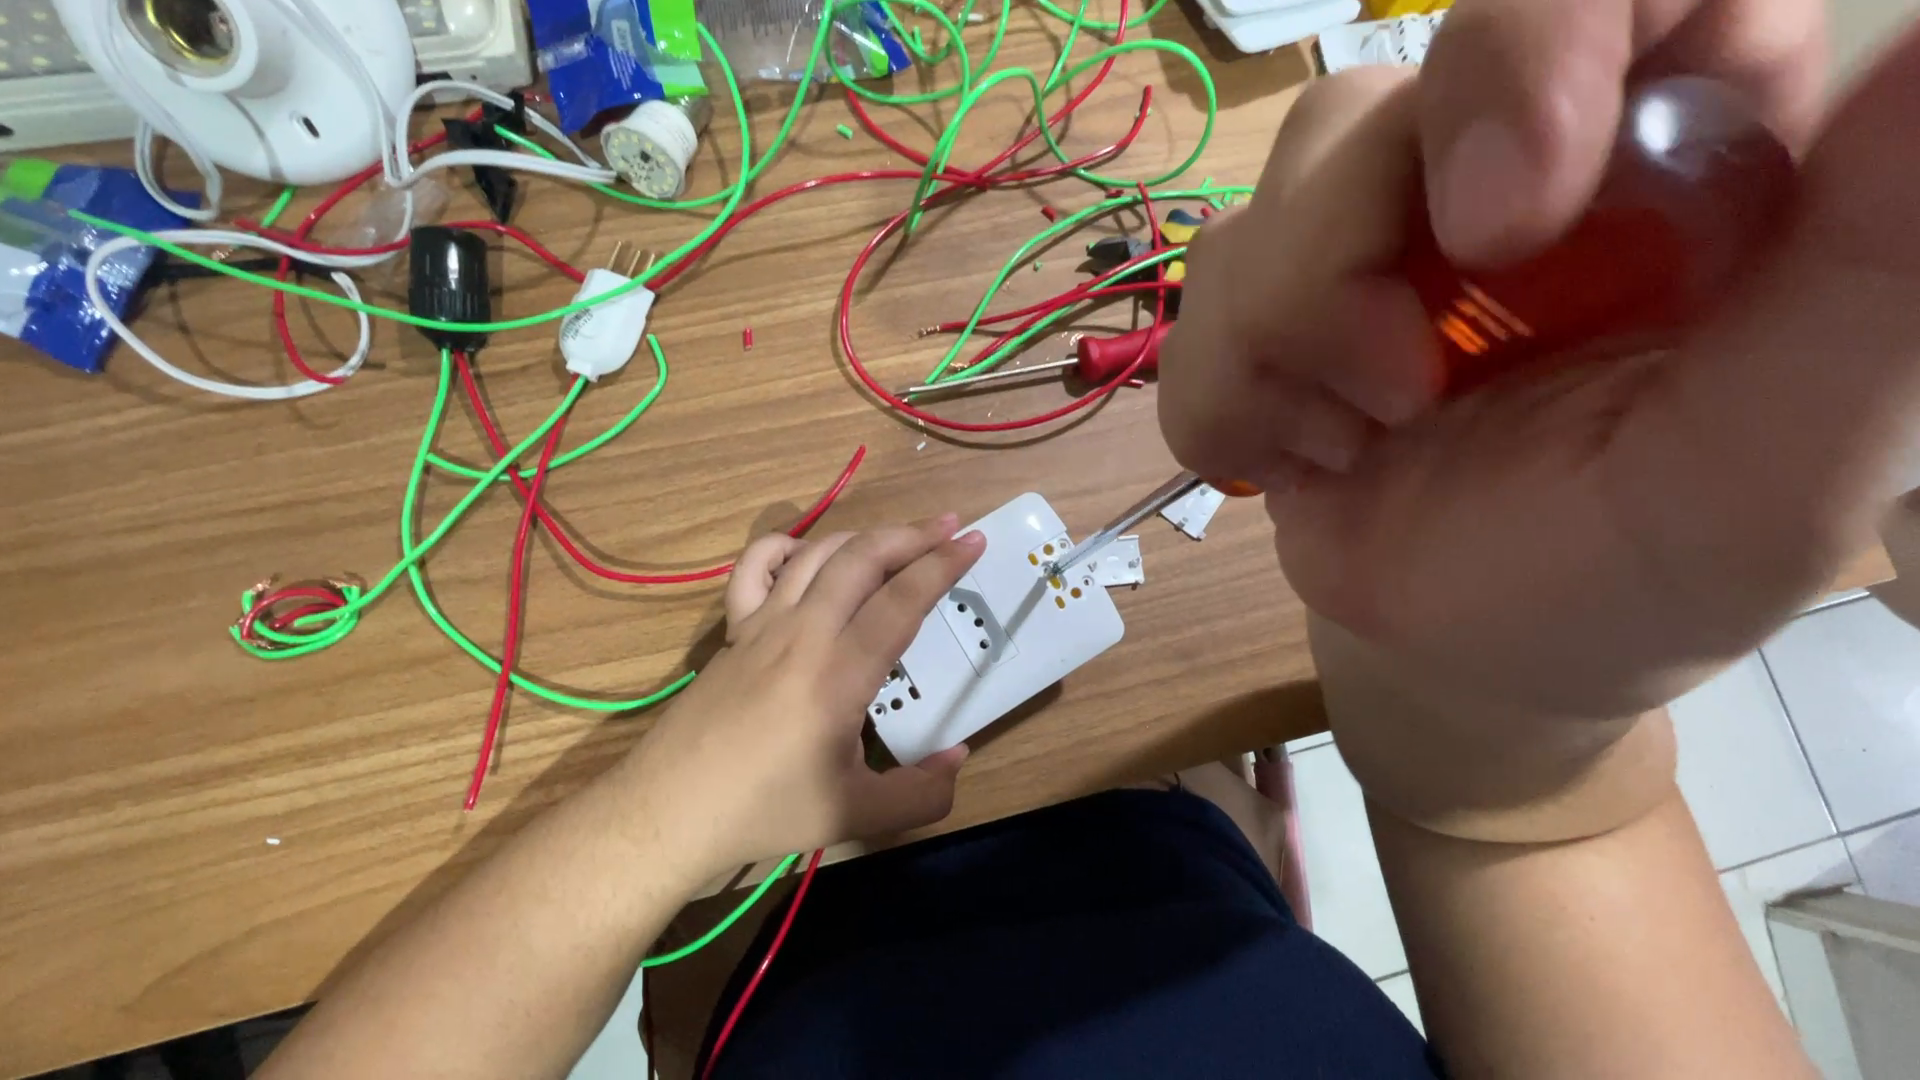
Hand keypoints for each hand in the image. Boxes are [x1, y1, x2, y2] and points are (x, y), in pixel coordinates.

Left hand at [619, 517, 985, 880]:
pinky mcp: (733, 631)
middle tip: (950, 527)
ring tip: (898, 539)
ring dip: (864, 537)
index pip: (901, 600)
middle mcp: (803, 633)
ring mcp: (762, 625)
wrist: (671, 811)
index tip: (974, 542)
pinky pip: (754, 569)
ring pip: (818, 555)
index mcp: (839, 673)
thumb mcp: (856, 815)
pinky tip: (808, 553)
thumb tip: (959, 756)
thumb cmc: (765, 811)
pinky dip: (785, 547)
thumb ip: (922, 793)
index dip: (943, 566)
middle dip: (912, 535)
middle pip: (862, 560)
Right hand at [1159, 0, 1919, 724]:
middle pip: (1353, 114)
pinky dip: (1225, 411)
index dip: (1523, 48)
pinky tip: (1297, 457)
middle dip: (1339, 269)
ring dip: (1278, 360)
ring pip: (1248, 223)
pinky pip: (1190, 325)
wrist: (1472, 651)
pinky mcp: (1259, 320)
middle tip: (1401, 392)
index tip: (1496, 228)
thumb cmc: (1628, 570)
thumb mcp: (1767, 461)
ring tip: (1353, 442)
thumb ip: (1873, 279)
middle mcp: (1489, 168)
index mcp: (1660, 148)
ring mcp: (1352, 248)